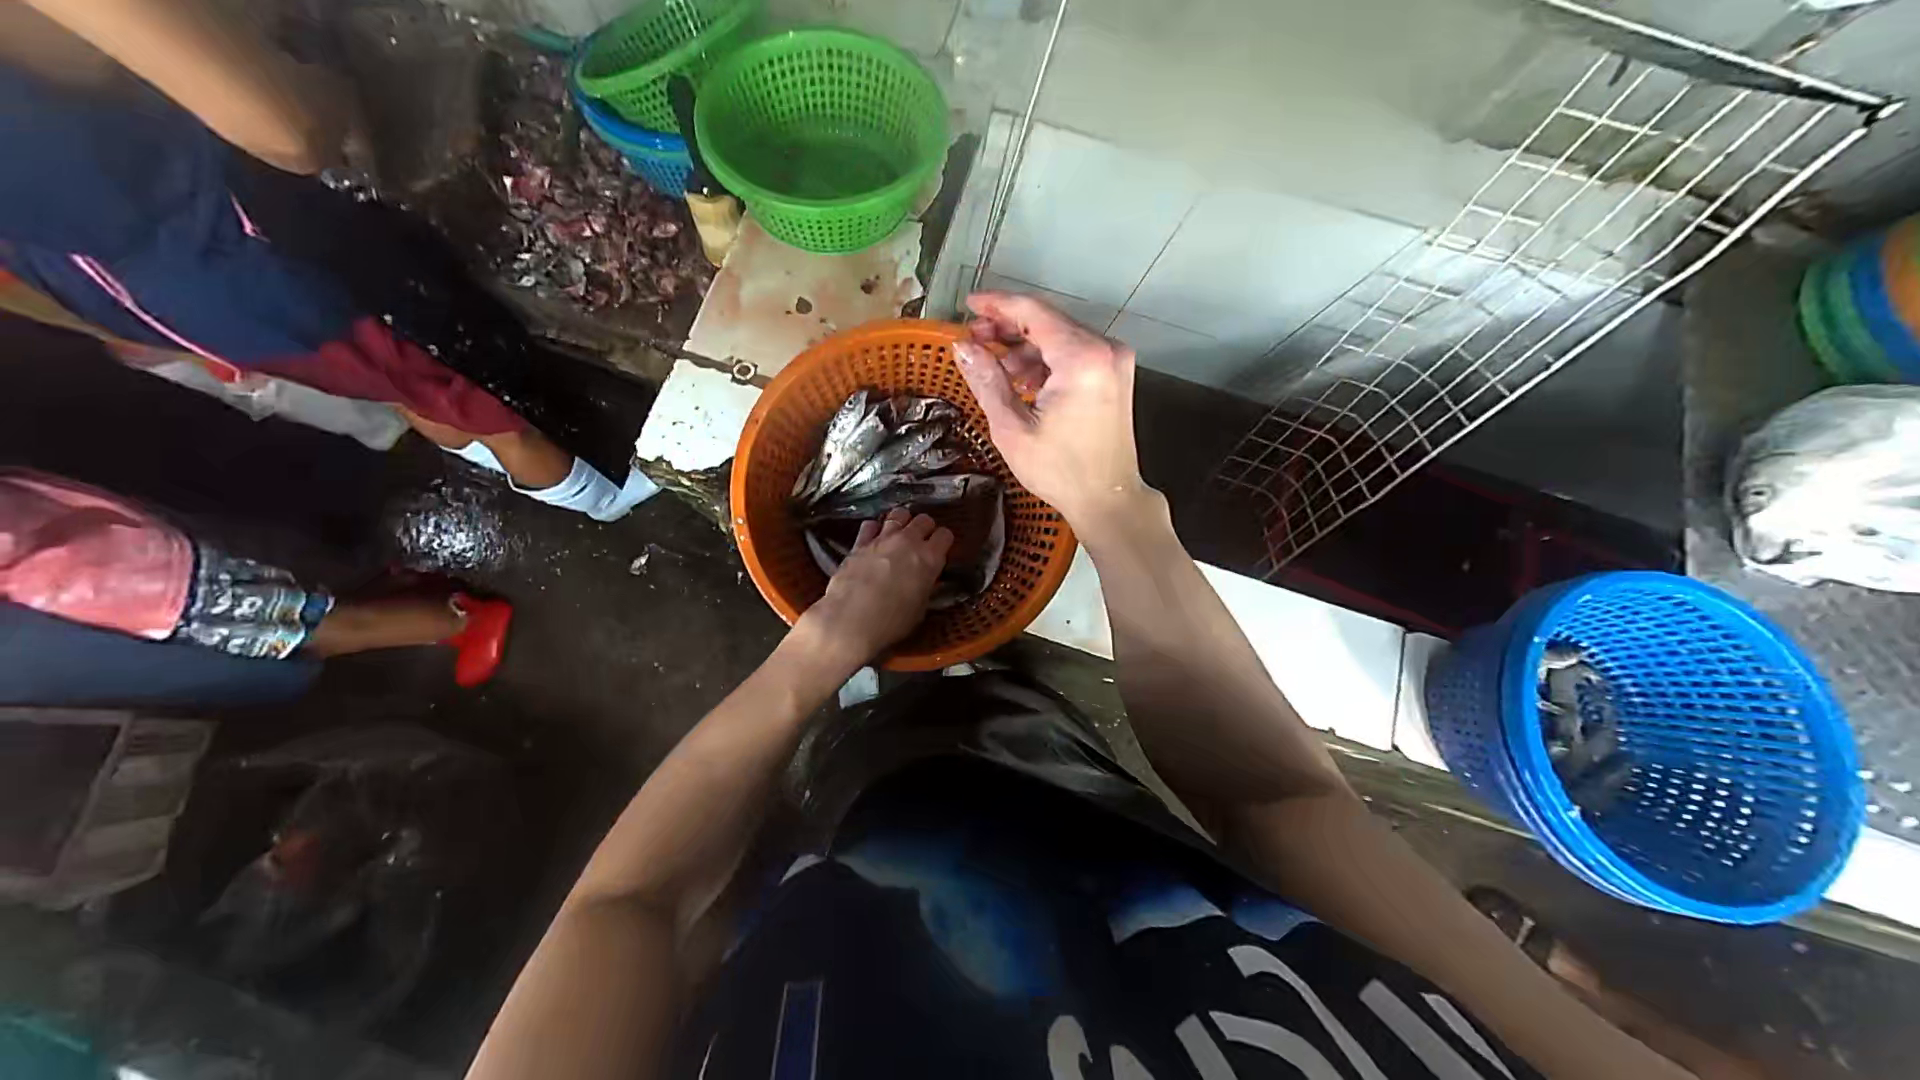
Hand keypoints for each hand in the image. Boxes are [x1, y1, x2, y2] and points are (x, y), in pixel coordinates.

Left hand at [797, 509, 953, 666]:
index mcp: (930, 558)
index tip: (940, 549)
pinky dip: (874, 529)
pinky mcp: (859, 543)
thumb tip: (926, 580)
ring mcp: (883, 539)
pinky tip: (873, 538)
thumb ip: (925, 587)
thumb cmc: (892, 621)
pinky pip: (870, 524)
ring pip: (898, 514)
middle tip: (921, 540)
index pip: (945, 535)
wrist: (852, 619)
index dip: (944, 541)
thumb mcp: (920, 608)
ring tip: (899, 533)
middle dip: (925, 527)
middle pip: (923, 519)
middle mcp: (909, 541)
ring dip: (902, 521)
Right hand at [952, 292, 1154, 538]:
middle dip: (1008, 326)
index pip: (1033, 313)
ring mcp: (1113, 362)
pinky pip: (1073, 353)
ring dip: (1025, 344)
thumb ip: (987, 380)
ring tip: (993, 361)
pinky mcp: (1114, 375)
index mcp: (1082, 359)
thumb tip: (963, 348)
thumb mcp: (1012, 428)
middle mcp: (1104, 351)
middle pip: (1048, 321)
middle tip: (974, 337)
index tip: (970, 305)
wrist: (1108, 499)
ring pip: (1060, 335)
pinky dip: (1046, 359)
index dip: (997, 305)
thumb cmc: (1063, 472)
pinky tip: (1021, 377)